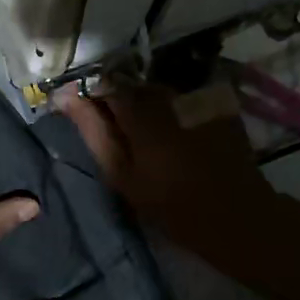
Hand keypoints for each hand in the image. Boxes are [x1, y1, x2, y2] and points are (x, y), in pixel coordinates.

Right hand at [56, 84, 279, 249]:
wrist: (235, 215)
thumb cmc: (171, 203)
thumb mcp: (122, 174)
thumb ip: (93, 130)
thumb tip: (64, 96)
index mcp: (141, 109)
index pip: (106, 84)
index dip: (94, 97)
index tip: (88, 117)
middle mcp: (169, 92)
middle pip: (134, 85)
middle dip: (122, 103)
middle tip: (121, 135)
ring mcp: (197, 94)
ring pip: (159, 91)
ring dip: (149, 107)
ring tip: (151, 138)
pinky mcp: (218, 102)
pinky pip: (184, 97)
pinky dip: (174, 111)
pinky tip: (180, 137)